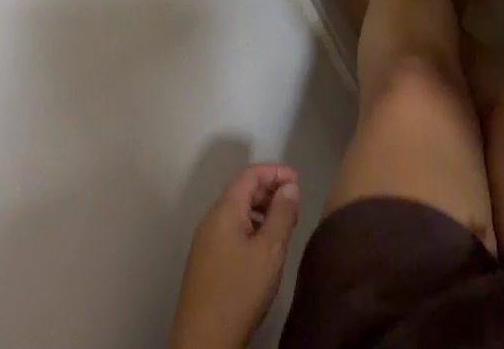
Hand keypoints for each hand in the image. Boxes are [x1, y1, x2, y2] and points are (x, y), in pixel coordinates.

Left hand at [170, 163, 301, 348]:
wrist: (204, 341)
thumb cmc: (240, 290)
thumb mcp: (270, 249)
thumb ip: (282, 213)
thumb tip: (289, 186)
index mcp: (224, 212)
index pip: (249, 174)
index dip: (276, 171)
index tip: (299, 183)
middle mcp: (211, 221)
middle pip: (242, 190)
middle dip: (270, 190)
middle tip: (295, 207)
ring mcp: (206, 242)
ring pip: (237, 211)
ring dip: (262, 210)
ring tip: (284, 227)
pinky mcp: (207, 261)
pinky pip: (232, 230)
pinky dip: (252, 227)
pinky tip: (265, 248)